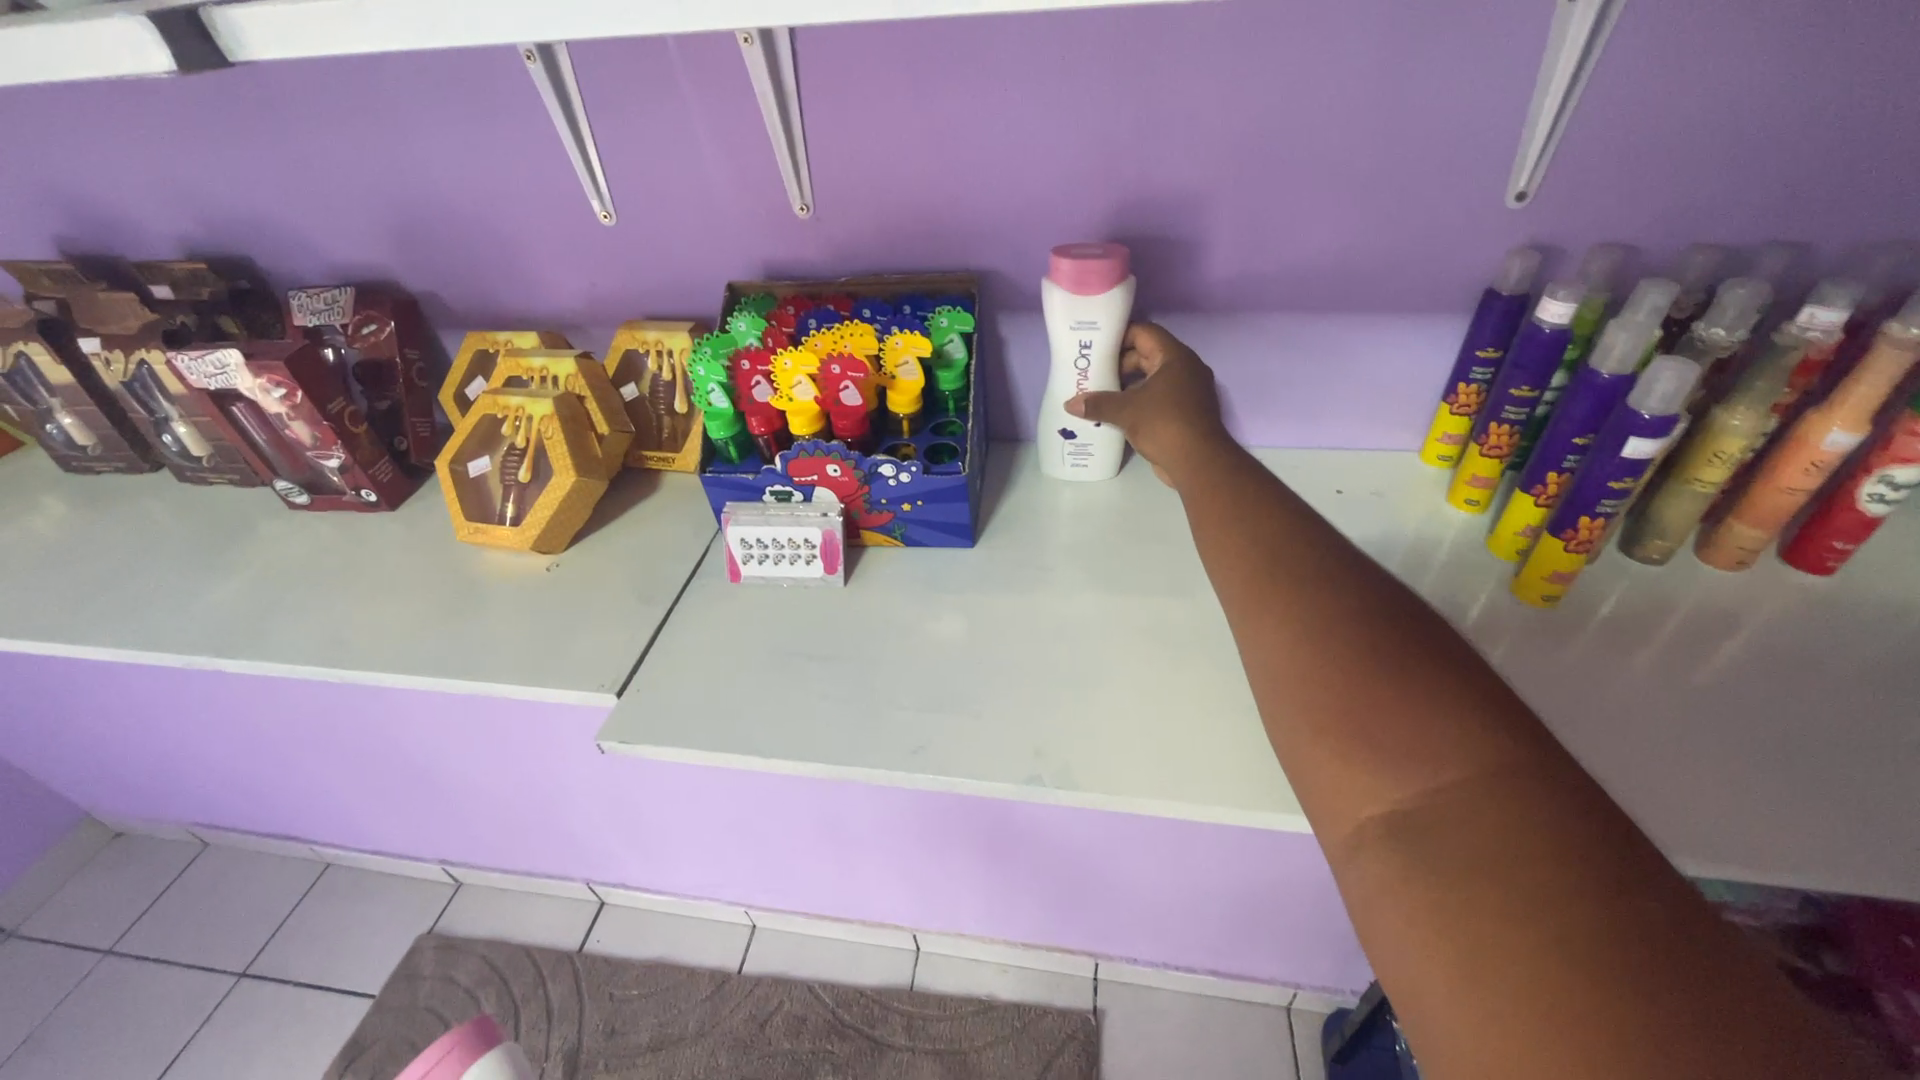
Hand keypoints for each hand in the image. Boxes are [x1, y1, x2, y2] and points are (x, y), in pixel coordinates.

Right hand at [1066, 323, 1233, 486]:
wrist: (1198, 462)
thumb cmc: (1165, 424)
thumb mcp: (1126, 411)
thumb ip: (1098, 403)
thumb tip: (1070, 403)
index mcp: (1174, 357)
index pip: (1144, 332)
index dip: (1119, 336)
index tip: (1096, 347)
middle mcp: (1185, 368)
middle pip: (1147, 355)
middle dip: (1119, 364)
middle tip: (1093, 373)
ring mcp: (1188, 390)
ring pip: (1152, 378)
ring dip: (1127, 385)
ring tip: (1100, 394)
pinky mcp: (1186, 411)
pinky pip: (1158, 397)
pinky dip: (1139, 401)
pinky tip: (1117, 413)